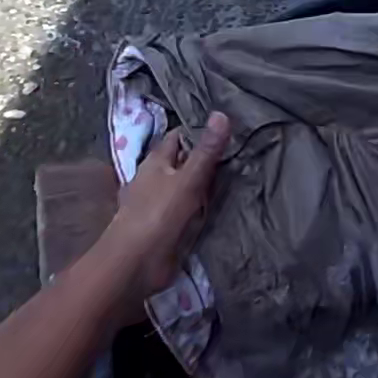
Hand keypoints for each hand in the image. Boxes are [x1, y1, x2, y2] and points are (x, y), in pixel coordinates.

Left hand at [93, 112, 231, 302]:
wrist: (136, 264)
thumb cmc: (158, 215)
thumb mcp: (188, 179)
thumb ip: (206, 151)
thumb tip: (221, 113)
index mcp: (155, 163)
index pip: (178, 137)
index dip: (199, 130)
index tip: (228, 128)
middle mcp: (156, 180)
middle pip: (184, 161)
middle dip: (207, 157)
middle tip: (242, 150)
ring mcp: (161, 204)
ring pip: (188, 185)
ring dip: (207, 183)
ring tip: (240, 174)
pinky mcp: (167, 226)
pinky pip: (191, 209)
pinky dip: (204, 206)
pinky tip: (222, 206)